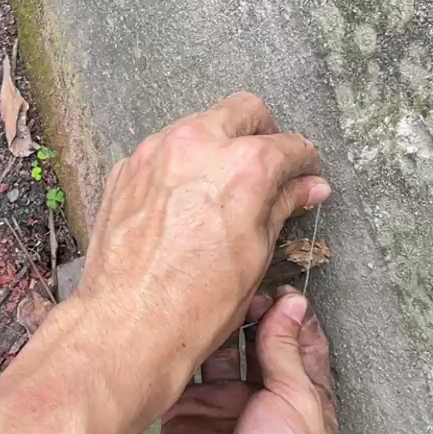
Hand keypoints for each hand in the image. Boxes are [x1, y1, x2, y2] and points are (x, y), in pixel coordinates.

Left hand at [73, 92, 327, 404]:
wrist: (127, 322)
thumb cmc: (193, 301)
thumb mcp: (256, 254)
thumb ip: (282, 206)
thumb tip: (307, 187)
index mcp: (242, 164)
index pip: (289, 144)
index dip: (304, 163)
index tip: (304, 175)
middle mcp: (195, 144)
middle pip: (243, 110)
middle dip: (262, 133)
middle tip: (267, 169)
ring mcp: (154, 152)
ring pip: (198, 126)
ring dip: (217, 146)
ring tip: (222, 190)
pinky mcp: (125, 169)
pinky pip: (163, 151)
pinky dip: (180, 166)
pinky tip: (184, 202)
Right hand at [161, 289, 344, 433]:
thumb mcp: (300, 403)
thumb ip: (286, 352)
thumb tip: (292, 306)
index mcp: (305, 402)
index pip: (302, 348)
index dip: (295, 318)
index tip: (282, 287)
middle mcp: (264, 401)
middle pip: (260, 346)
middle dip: (256, 316)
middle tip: (245, 287)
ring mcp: (225, 406)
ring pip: (222, 355)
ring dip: (222, 328)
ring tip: (216, 296)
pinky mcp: (187, 412)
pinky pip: (186, 373)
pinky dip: (185, 348)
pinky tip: (184, 319)